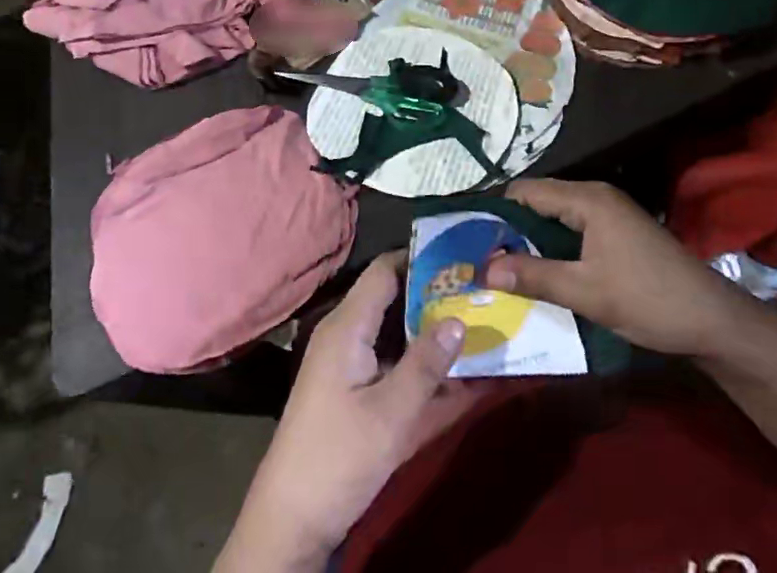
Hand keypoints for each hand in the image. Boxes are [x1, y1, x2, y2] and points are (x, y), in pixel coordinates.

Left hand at [216, 253, 480, 571]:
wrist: (292, 521)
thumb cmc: (339, 456)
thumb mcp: (391, 412)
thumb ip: (426, 363)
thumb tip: (459, 318)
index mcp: (348, 328)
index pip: (385, 271)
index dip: (421, 258)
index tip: (464, 255)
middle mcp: (348, 336)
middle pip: (396, 299)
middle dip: (438, 294)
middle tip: (483, 290)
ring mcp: (352, 364)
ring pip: (400, 333)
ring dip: (436, 331)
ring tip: (484, 321)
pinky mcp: (359, 391)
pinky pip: (397, 364)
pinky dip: (426, 364)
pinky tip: (466, 372)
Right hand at [489, 180, 762, 357]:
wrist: (710, 319)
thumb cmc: (647, 299)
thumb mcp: (585, 291)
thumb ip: (534, 276)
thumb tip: (484, 268)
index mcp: (588, 199)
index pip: (526, 191)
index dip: (495, 212)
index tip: (467, 238)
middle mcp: (596, 197)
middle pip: (539, 202)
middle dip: (509, 228)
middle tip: (477, 257)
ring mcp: (609, 214)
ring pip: (555, 219)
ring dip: (530, 241)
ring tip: (497, 267)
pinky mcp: (617, 233)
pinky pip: (573, 231)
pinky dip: (552, 248)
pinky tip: (536, 272)